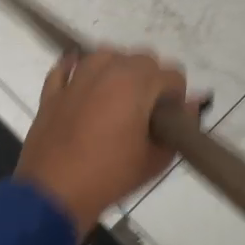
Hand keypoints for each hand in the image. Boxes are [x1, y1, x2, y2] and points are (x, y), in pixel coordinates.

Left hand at [15, 48, 201, 234]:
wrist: (55, 189)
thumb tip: (193, 103)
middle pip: (139, 57)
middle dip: (150, 78)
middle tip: (147, 110)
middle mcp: (104, 70)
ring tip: (119, 99)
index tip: (170, 118)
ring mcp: (73, 78)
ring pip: (103, 55)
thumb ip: (179, 125)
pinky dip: (77, 72)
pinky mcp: (51, 91)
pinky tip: (84, 88)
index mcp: (134, 84)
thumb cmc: (111, 175)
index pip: (171, 73)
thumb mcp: (156, 157)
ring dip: (116, 69)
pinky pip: (66, 68)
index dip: (176, 95)